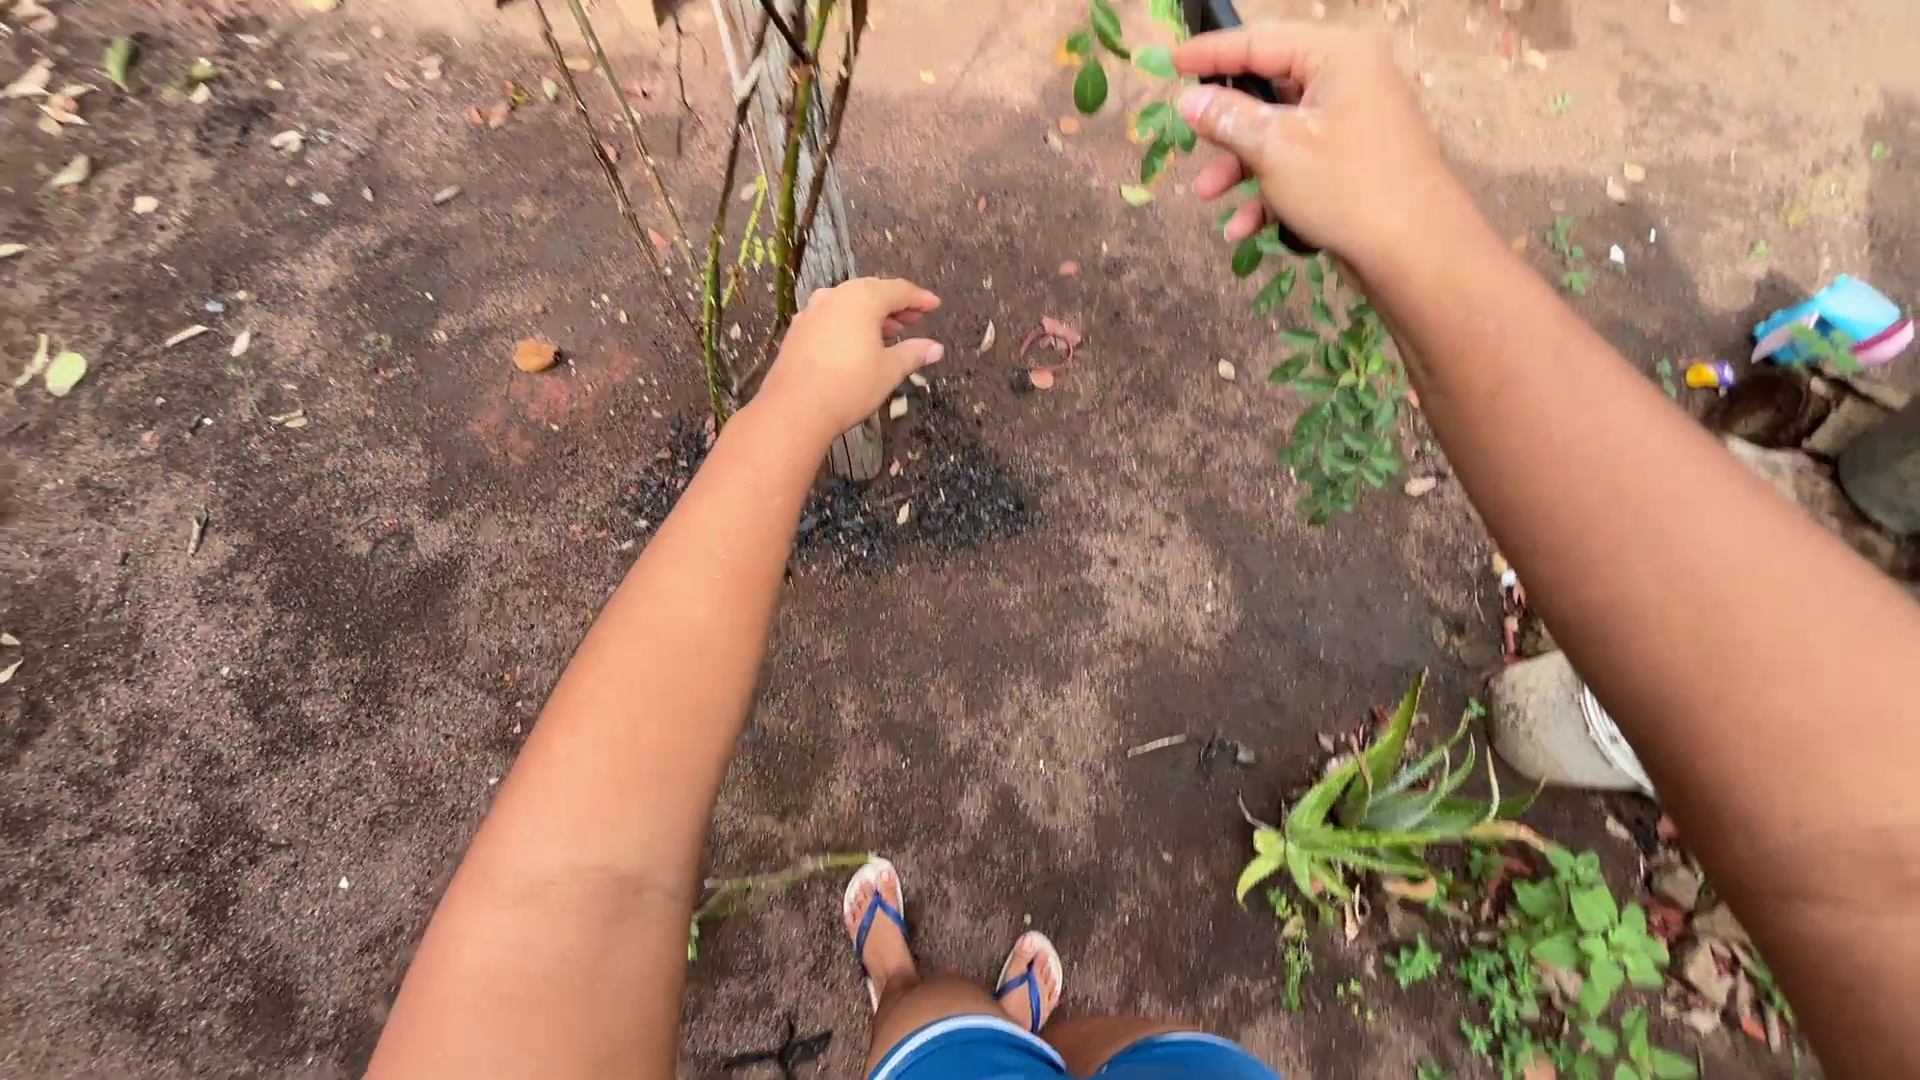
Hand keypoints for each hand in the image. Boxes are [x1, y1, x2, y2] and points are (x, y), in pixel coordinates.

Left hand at [754, 277, 942, 446]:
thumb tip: (936, 348)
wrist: (795, 408)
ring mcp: (813, 311)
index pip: (899, 290)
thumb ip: (913, 354)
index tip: (934, 305)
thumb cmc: (849, 386)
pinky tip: (856, 343)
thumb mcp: (889, 371)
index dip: (920, 298)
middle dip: (896, 305)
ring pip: (850, 304)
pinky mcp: (798, 330)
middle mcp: (836, 296)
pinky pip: (831, 317)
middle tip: (915, 319)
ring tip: (889, 332)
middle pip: (872, 292)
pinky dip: (850, 323)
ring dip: (872, 314)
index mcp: (863, 299)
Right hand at [1172, 24, 1459, 267]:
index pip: (1262, 40)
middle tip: (1191, 141)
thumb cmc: (1344, 186)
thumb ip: (1228, 119)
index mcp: (1338, 56)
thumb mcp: (1275, 149)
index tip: (1172, 63)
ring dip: (1240, 168)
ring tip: (1208, 195)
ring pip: (1279, 136)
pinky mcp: (1350, 164)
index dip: (1213, 52)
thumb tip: (1190, 101)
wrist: (1411, 249)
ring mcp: (1352, 123)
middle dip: (1226, 127)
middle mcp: (1349, 80)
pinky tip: (1245, 228)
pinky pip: (1297, 167)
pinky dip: (1268, 193)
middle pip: (1270, 92)